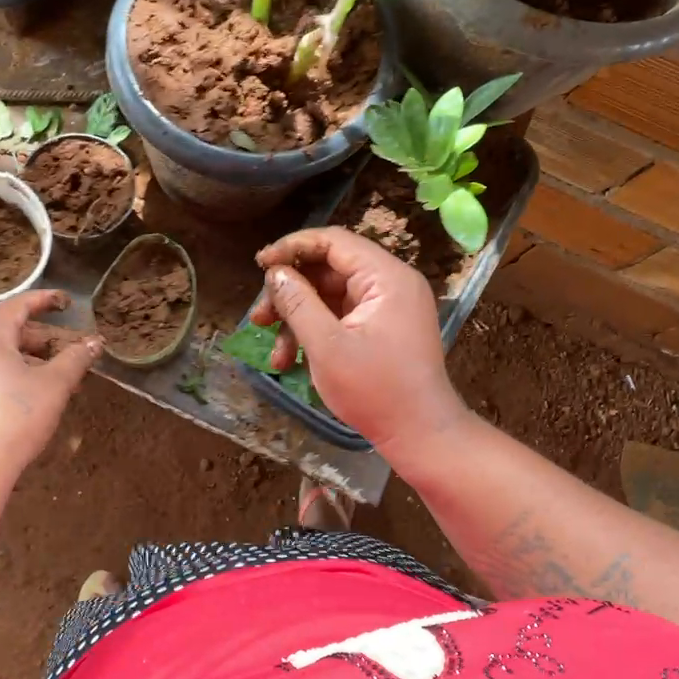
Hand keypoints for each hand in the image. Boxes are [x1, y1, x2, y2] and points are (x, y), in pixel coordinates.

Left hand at [0, 290, 102, 479]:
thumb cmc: (14, 419)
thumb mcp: (53, 387)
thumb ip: (75, 359)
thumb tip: (95, 342)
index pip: (17, 306)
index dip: (43, 300)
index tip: (65, 302)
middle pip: (8, 332)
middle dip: (43, 339)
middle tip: (70, 352)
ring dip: (32, 362)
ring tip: (60, 382)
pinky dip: (14, 376)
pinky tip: (34, 400)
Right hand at [250, 228, 465, 453]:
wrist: (420, 436)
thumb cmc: (375, 390)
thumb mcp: (326, 346)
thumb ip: (298, 303)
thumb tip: (274, 273)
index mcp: (386, 277)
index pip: (333, 242)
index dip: (292, 248)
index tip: (259, 264)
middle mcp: (390, 284)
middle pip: (328, 270)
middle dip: (290, 294)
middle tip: (259, 318)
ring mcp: (387, 308)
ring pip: (330, 297)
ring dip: (297, 320)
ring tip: (275, 354)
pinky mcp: (381, 329)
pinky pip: (340, 318)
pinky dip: (315, 334)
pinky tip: (290, 362)